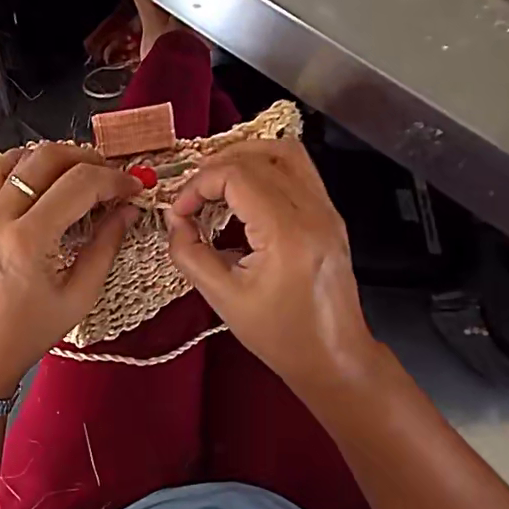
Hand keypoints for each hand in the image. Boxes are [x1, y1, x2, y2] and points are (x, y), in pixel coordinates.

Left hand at [0, 144, 141, 398]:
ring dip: (59, 156)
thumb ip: (106, 246)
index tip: (136, 189)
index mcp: (30, 239)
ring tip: (86, 172)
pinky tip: (47, 173)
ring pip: (22, 158)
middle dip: (90, 160)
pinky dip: (24, 162)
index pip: (79, 184)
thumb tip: (129, 211)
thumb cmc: (30, 332)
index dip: (114, 180)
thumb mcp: (80, 295)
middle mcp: (4, 217)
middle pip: (49, 158)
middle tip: (115, 179)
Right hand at [166, 137, 384, 394]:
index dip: (199, 185)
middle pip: (261, 155)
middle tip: (194, 193)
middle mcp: (314, 212)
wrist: (333, 356)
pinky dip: (265, 169)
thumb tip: (174, 220)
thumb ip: (190, 253)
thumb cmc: (280, 336)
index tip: (181, 211)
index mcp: (288, 234)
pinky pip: (298, 171)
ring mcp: (328, 211)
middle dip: (217, 166)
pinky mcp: (330, 215)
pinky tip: (243, 195)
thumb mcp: (223, 299)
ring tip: (216, 181)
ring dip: (245, 157)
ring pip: (286, 152)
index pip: (237, 176)